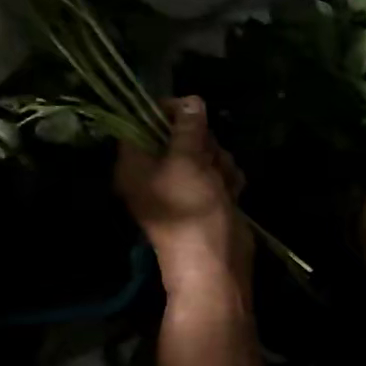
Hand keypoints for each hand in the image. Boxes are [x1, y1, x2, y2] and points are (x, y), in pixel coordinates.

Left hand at [115, 97, 250, 298]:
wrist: (216, 265)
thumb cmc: (191, 211)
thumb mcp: (186, 161)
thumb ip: (187, 127)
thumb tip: (191, 99)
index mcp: (135, 164)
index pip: (141, 122)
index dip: (166, 111)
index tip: (190, 108)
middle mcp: (155, 172)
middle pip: (179, 134)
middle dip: (202, 143)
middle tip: (206, 159)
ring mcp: (182, 185)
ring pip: (205, 152)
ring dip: (218, 162)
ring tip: (219, 183)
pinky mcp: (206, 197)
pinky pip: (218, 171)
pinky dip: (227, 179)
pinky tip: (230, 193)